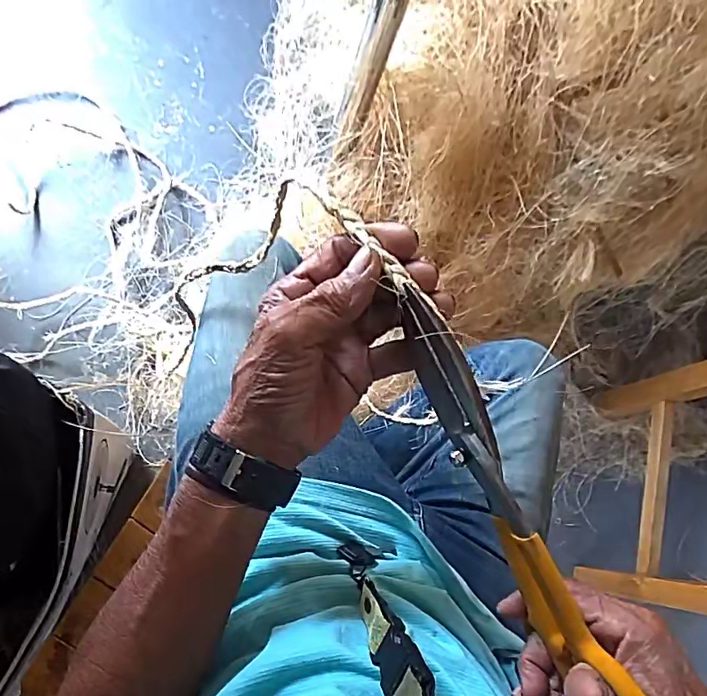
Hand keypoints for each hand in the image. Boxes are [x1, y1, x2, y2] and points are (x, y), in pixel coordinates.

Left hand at [212, 224, 450, 467]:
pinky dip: (415, 344)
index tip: (407, 243)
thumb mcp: (289, 335)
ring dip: (416, 305)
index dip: (375, 244)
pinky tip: (432, 338)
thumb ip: (330, 300)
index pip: (342, 254)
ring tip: (440, 303)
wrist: (269, 442)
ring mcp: (346, 341)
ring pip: (388, 313)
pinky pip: (393, 351)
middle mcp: (327, 312)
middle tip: (427, 277)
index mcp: (301, 293)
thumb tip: (371, 260)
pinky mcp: (362, 370)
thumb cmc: (267, 385)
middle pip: (372, 280)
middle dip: (403, 274)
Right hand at [497, 582, 706, 695]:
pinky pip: (568, 662)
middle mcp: (619, 627)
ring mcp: (611, 644)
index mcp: (631, 626)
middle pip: (558, 625)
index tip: (507, 611)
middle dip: (537, 657)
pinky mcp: (605, 662)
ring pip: (558, 646)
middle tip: (530, 691)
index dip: (538, 600)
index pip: (575, 597)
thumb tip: (571, 686)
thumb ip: (602, 695)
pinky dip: (555, 684)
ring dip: (544, 676)